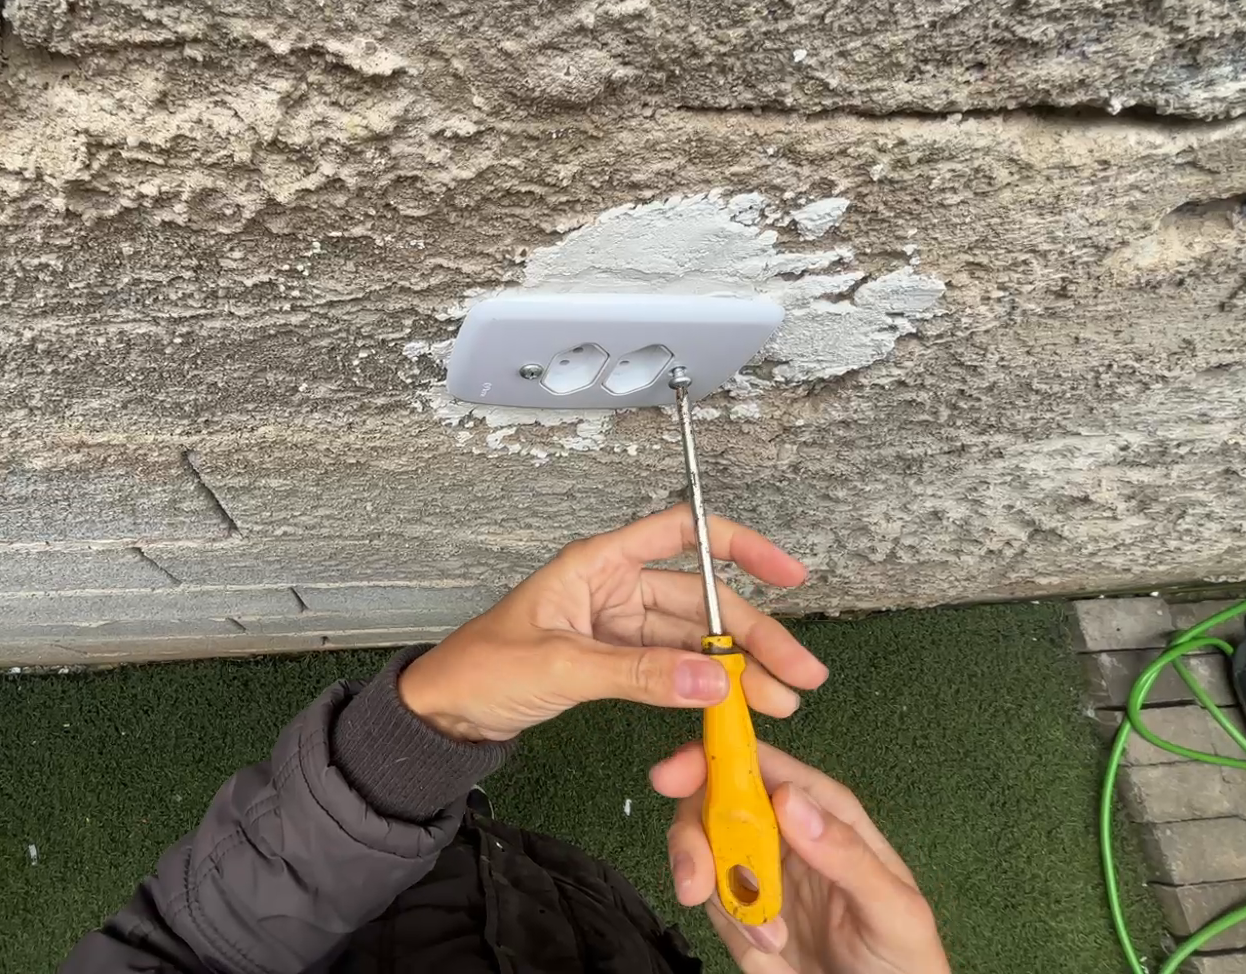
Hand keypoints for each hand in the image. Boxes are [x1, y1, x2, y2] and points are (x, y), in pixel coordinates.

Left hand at [397, 504, 826, 742]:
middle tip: (798, 677)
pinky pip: (669, 664)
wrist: (447, 711)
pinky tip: (731, 704)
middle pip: (697, 597)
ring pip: (689, 636)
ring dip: (734, 666)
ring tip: (778, 701)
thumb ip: (637, 673)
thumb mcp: (561, 666)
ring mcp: (615, 624)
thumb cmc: (483, 668)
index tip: (787, 573)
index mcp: (597, 563)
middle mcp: (612, 586)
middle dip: (750, 633)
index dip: (738, 545)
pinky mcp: (612, 659)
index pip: (679, 534)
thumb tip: (715, 679)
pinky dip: (701, 683)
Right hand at [651, 742, 949, 973]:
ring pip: (697, 842)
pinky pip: (707, 891)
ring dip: (710, 885)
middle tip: (694, 879)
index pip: (755, 760)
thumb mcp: (896, 912)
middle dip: (691, 833)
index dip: (710, 754)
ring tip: (763, 937)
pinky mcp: (735, 901)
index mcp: (818, 807)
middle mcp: (777, 825)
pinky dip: (724, 917)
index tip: (673, 775)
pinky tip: (764, 945)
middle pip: (710, 796)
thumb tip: (787, 797)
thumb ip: (848, 855)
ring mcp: (752, 862)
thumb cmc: (904, 963)